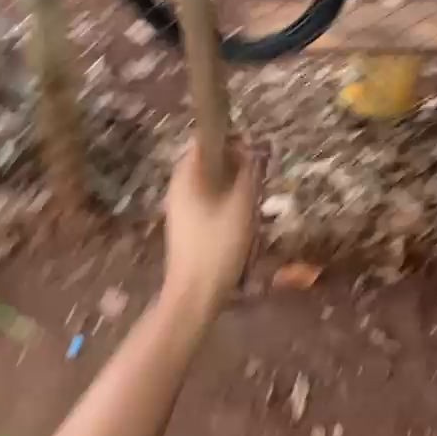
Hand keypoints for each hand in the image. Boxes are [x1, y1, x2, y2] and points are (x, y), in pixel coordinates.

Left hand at [162, 138, 264, 312]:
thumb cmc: (217, 247)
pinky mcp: (186, 227)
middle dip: (236, 168)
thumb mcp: (241, 206)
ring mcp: (180, 208)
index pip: (205, 141)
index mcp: (186, 177)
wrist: (194, 295)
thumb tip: (254, 150)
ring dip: (234, 190)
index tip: (254, 153)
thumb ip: (248, 174)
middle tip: (258, 183)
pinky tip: (242, 225)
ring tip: (253, 207)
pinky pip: (209, 204)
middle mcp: (178, 188)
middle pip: (210, 164)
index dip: (230, 141)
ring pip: (212, 185)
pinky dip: (227, 207)